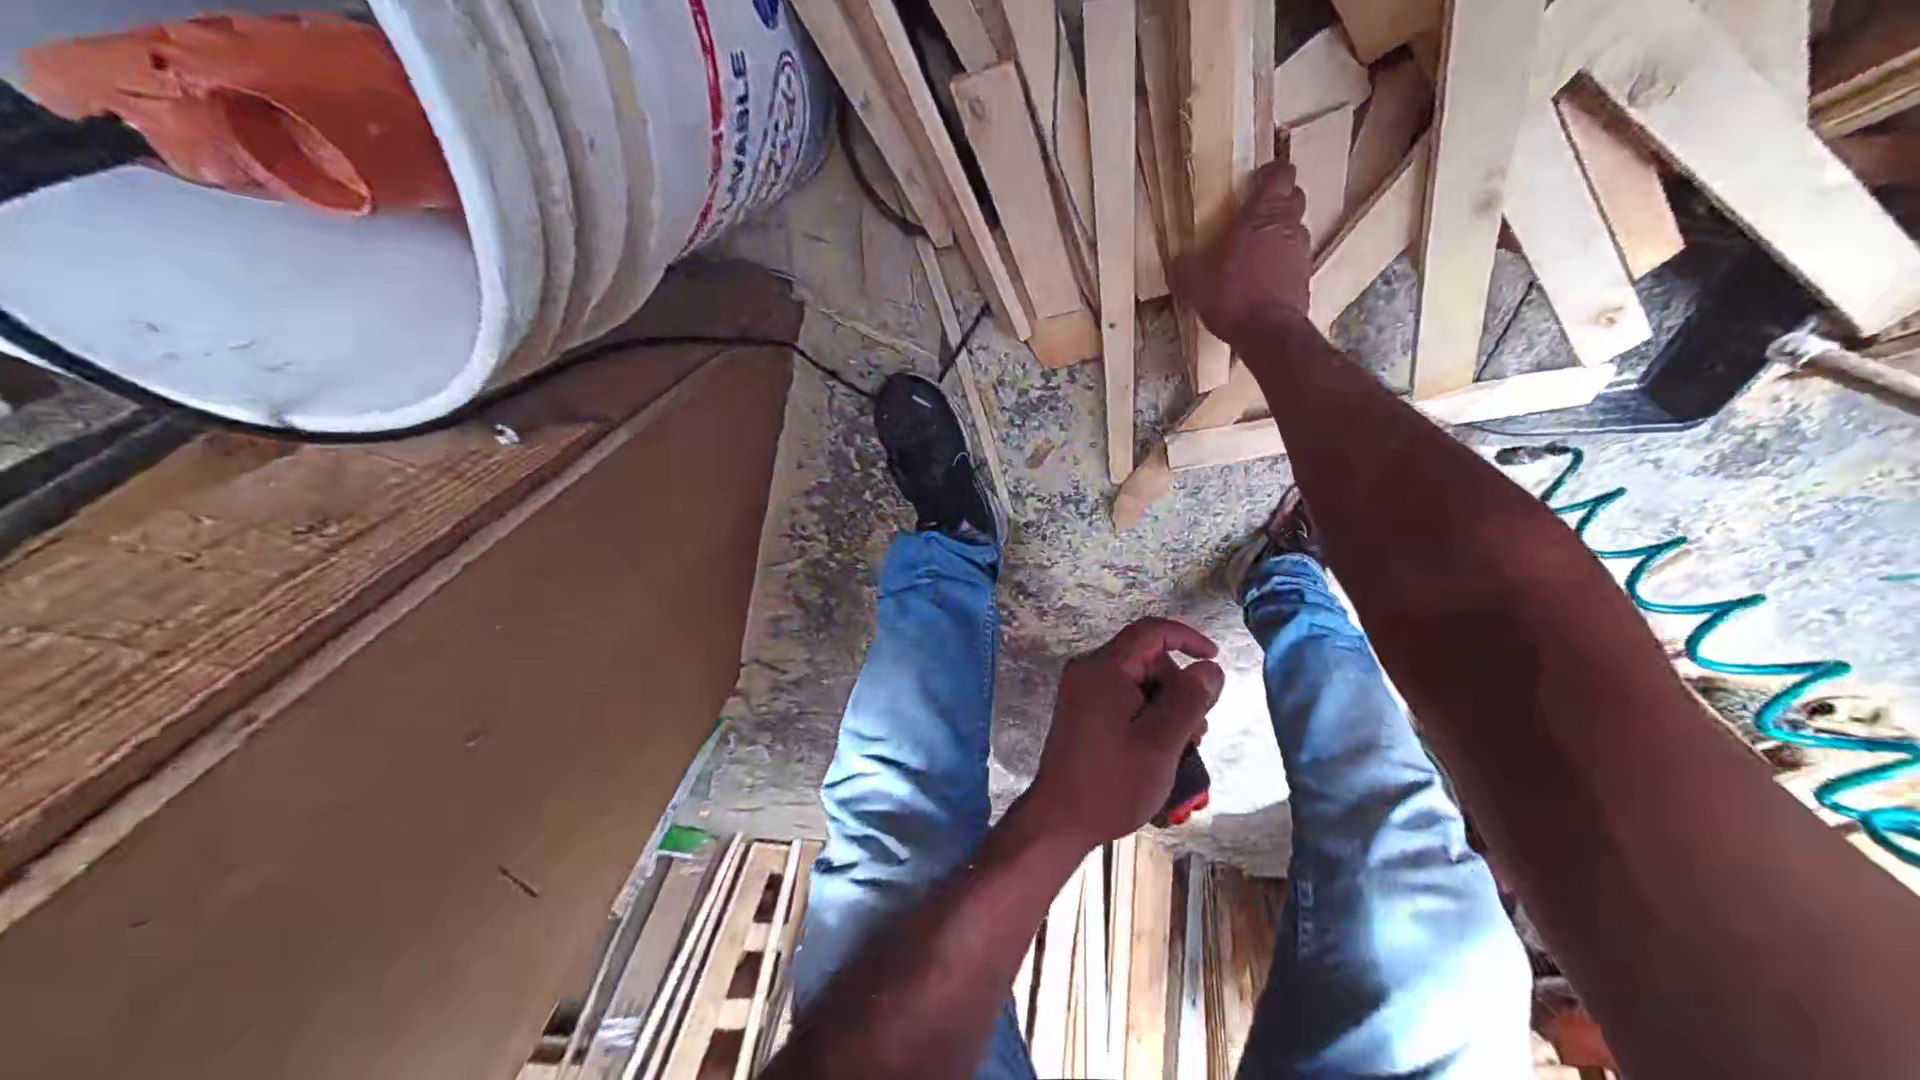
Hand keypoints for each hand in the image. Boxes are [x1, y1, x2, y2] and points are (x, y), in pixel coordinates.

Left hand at [1022, 618, 1225, 847]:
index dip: (1188, 639)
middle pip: (1147, 659)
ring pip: (1138, 682)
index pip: (1151, 631)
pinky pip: (1123, 698)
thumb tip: (1210, 667)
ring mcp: (1082, 692)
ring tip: (1183, 746)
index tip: (1215, 660)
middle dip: (1179, 687)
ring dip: (1167, 706)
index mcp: (1103, 668)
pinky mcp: (1082, 711)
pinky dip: (1147, 715)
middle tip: (1198, 730)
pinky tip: (1161, 747)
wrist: (1060, 819)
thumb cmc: (1112, 782)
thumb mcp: (1161, 741)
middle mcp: (1088, 671)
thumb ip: (1189, 699)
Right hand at [1173, 154, 1314, 346]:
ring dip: (1281, 229)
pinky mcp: (1306, 273)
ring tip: (1258, 246)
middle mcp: (1287, 225)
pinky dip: (1284, 257)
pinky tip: (1266, 274)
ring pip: (1296, 225)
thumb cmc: (1232, 298)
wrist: (1269, 333)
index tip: (1256, 179)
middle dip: (1278, 198)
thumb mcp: (1195, 284)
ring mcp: (1301, 249)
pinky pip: (1296, 254)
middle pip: (1293, 195)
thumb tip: (1176, 259)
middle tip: (1255, 212)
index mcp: (1261, 215)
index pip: (1280, 174)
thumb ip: (1185, 266)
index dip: (1270, 172)